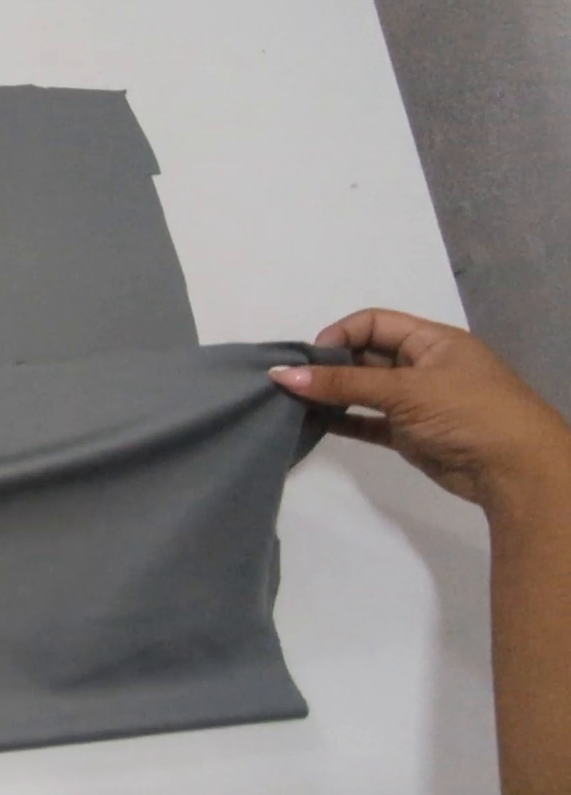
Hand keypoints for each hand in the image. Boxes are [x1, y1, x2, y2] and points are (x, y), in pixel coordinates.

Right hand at [269, 308, 570, 510]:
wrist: (515, 470)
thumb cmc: (468, 414)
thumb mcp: (404, 391)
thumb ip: (340, 382)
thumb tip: (279, 374)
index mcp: (432, 343)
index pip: (372, 323)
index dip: (338, 336)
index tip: (309, 361)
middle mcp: (421, 366)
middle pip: (360, 354)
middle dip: (324, 366)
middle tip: (290, 384)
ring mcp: (412, 399)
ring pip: (357, 388)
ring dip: (325, 394)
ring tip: (291, 404)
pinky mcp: (402, 429)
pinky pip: (359, 419)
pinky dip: (335, 419)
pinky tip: (309, 423)